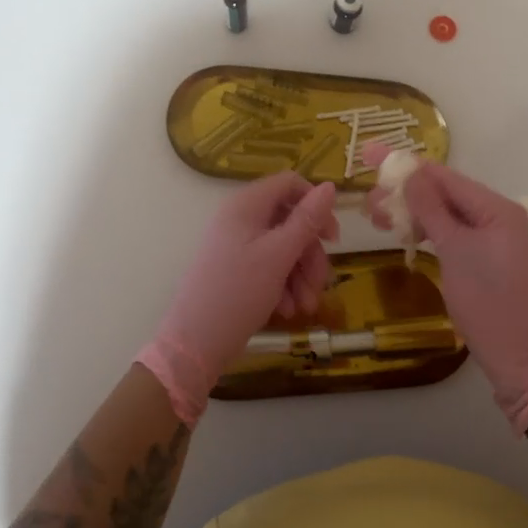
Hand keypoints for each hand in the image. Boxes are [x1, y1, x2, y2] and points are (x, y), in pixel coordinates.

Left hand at [137, 172, 339, 423]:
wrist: (194, 343)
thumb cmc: (238, 292)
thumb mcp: (278, 256)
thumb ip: (306, 220)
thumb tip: (330, 186)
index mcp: (246, 205)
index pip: (290, 184)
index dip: (315, 205)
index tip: (333, 238)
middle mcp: (240, 218)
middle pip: (290, 221)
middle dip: (309, 255)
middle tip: (320, 285)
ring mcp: (236, 244)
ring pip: (283, 247)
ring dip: (300, 275)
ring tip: (304, 307)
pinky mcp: (236, 269)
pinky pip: (269, 266)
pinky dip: (283, 286)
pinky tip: (286, 310)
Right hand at [366, 156, 527, 430]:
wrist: (513, 353)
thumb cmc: (485, 299)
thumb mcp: (454, 250)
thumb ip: (430, 208)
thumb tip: (409, 173)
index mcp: (496, 208)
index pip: (445, 176)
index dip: (406, 166)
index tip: (371, 154)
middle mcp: (495, 214)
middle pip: (442, 191)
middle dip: (404, 192)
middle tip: (367, 198)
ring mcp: (488, 235)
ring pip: (441, 211)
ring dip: (409, 211)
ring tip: (373, 215)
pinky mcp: (479, 253)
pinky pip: (447, 230)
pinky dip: (423, 228)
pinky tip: (398, 230)